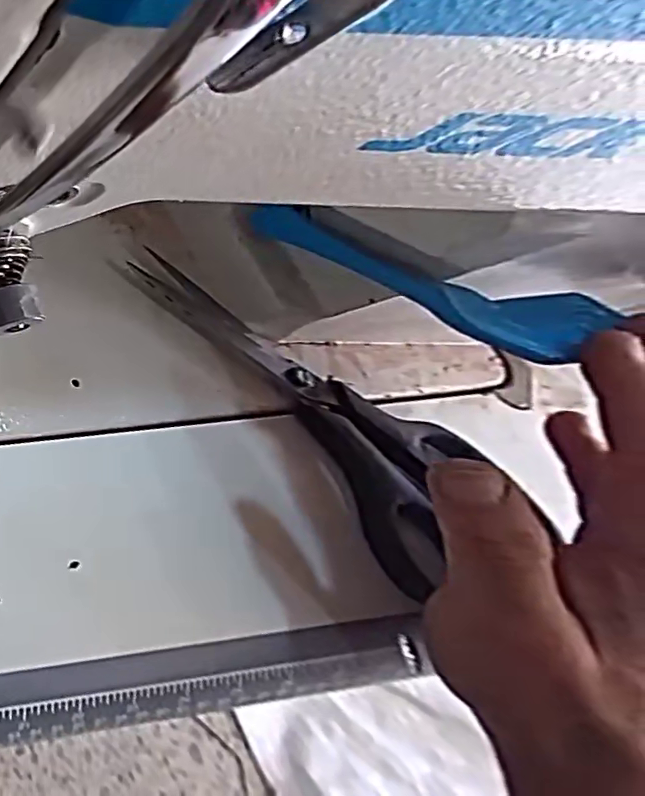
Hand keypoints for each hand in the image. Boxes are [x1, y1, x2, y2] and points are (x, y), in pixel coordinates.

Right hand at [426, 326, 644, 794]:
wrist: (594, 764)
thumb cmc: (561, 707)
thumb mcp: (509, 625)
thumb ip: (492, 544)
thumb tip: (468, 471)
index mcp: (641, 555)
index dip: (635, 391)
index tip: (609, 342)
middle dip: (640, 393)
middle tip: (614, 342)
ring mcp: (640, 563)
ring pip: (643, 472)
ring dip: (627, 420)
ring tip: (605, 374)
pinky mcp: (620, 575)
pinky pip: (624, 498)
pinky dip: (607, 458)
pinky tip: (577, 442)